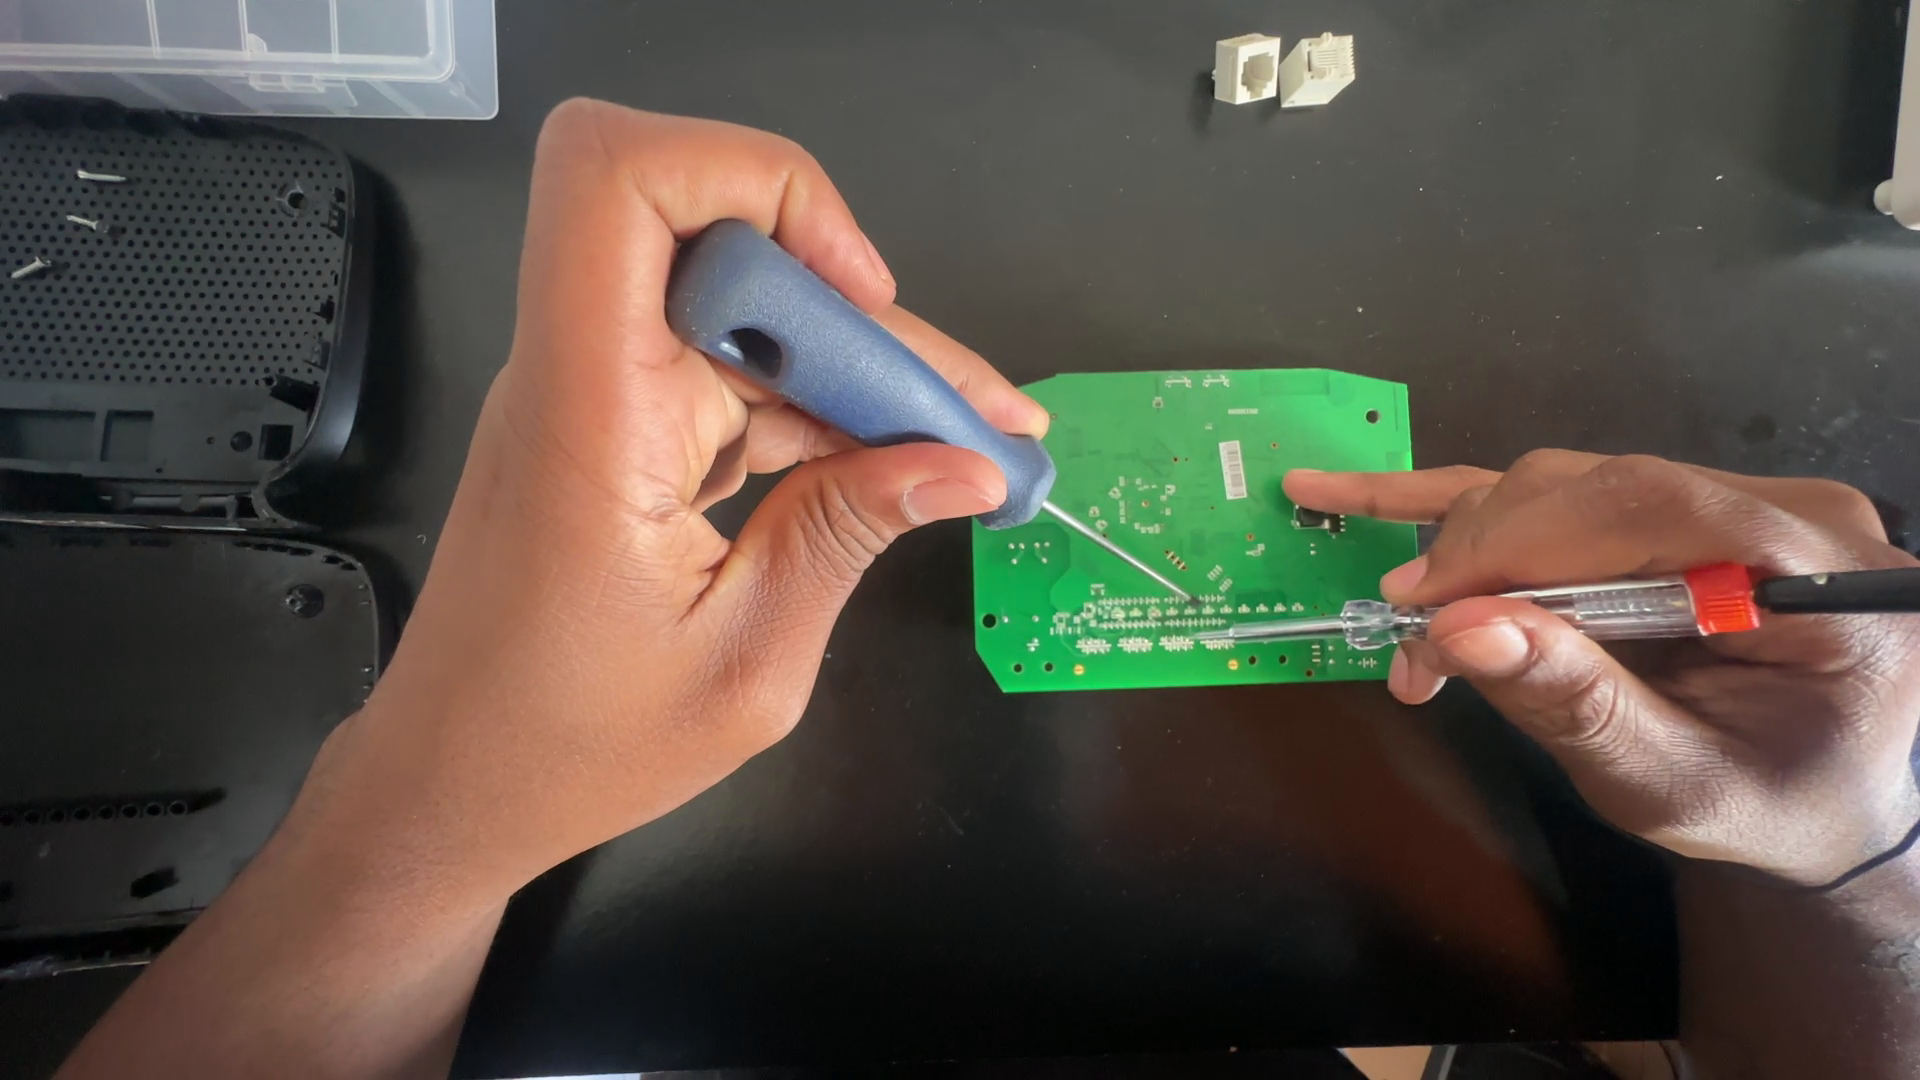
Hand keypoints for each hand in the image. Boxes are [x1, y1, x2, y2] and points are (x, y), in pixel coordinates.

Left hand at [293, 101, 1046, 901]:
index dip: (763, 184)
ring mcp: (613, 397)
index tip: (867, 294)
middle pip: (746, 264)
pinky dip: (832, 417)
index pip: (627, 182)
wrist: (460, 785)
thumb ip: (850, 538)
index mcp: (594, 414)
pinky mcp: (634, 429)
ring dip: (871, 379)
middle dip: (878, 328)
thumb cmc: (582, 748)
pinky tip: (897, 469)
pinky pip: (750, 384)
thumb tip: (963, 468)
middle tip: (982, 414)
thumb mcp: (750, 658)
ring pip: (764, 328)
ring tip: (969, 446)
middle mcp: (592, 374)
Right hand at [1287, 452, 1919, 885]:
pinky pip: (1517, 490)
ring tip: (1416, 630)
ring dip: (1453, 553)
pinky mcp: (1627, 512)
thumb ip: (1577, 703)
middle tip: (1413, 637)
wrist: (1804, 790)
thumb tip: (1459, 629)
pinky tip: (1333, 491)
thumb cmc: (1761, 800)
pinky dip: (1425, 500)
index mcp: (1808, 571)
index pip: (1638, 506)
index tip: (1425, 606)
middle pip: (1574, 489)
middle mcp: (1760, 509)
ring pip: (1533, 487)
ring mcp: (1694, 499)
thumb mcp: (1674, 781)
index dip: (1514, 544)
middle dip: (1471, 559)